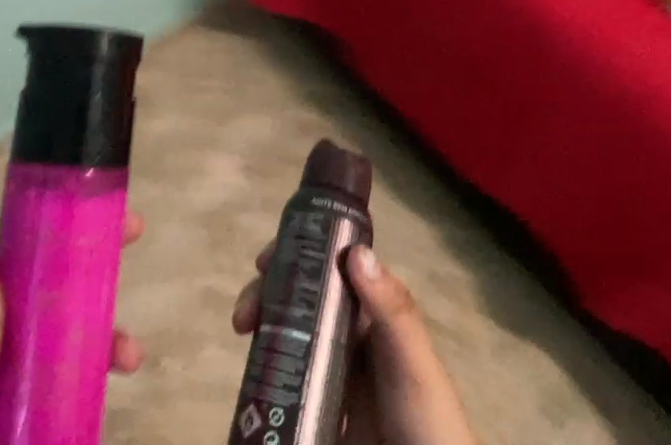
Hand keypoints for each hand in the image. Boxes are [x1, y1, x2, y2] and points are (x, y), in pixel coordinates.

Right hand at [232, 243, 477, 444]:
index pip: (331, 268)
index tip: (264, 261)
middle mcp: (349, 336)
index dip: (297, 255)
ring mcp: (330, 372)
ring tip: (241, 333)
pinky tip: (247, 373)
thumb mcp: (415, 363)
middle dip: (268, 293)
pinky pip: (282, 380)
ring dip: (261, 325)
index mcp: (374, 315)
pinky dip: (261, 370)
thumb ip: (392, 311)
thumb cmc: (429, 420)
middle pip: (300, 298)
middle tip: (244, 314)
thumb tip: (354, 251)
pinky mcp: (316, 408)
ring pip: (287, 333)